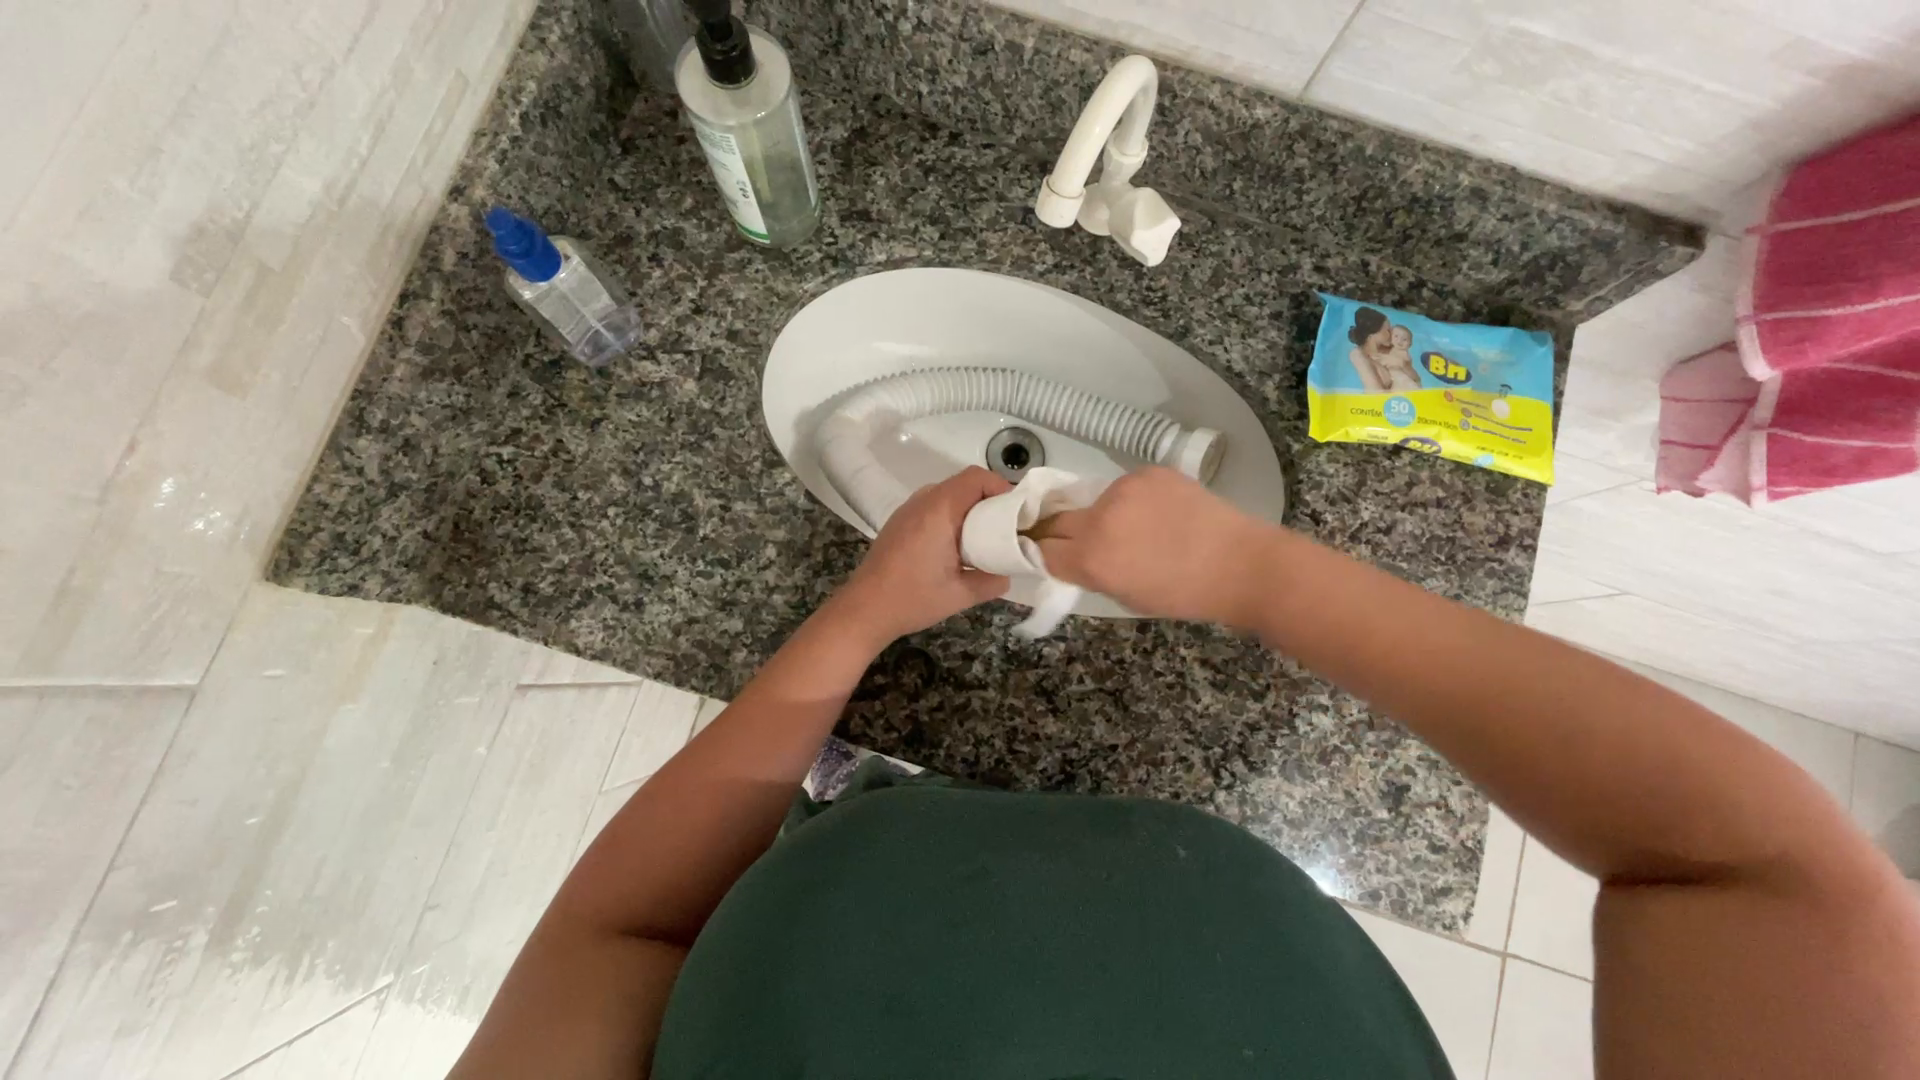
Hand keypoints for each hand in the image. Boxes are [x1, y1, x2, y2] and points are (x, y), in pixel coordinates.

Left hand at [829, 466, 1012, 645]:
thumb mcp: (960, 595)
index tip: (1016, 512)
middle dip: (990, 501)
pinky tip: (957, 546)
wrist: (863, 609)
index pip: (976, 478)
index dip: (1001, 487)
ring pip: (948, 495)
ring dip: (970, 510)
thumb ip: (991, 582)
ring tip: (985, 538)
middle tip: (1007, 528)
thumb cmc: (912, 599)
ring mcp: (908, 510)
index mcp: (939, 510)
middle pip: (964, 484)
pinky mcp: (900, 522)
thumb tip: (1008, 574)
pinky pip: (933, 507)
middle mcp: (922, 501)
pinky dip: (951, 517)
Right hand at [1037, 466, 1280, 626]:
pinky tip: (1155, 514)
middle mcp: (1099, 519)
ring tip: (1132, 528)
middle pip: (1055, 520)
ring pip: (1092, 502)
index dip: (1040, 553)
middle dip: (1056, 531)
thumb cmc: (1183, 594)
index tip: (1043, 552)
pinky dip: (1130, 500)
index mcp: (1091, 559)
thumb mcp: (1125, 597)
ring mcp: (1124, 490)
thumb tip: (1071, 559)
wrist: (1239, 563)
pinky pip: (1124, 488)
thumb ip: (1090, 574)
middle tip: (1071, 540)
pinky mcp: (1147, 472)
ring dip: (1099, 515)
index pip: (1042, 550)